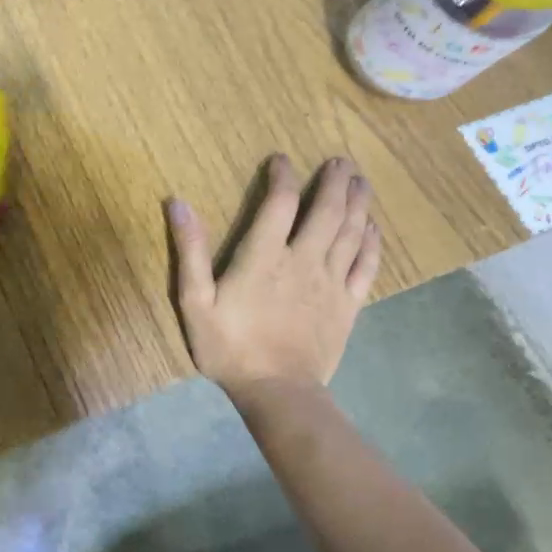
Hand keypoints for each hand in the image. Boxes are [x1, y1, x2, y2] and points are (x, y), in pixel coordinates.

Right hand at [168, 154, 381, 395]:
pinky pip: (366, 265)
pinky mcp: (349, 305)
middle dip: (334, 182)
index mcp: (264, 256)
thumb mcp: (195, 301)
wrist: (278, 392)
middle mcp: (303, 260)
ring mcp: (331, 283)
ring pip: (351, 232)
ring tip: (359, 180)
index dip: (283, 176)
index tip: (281, 159)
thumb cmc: (229, 346)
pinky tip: (372, 227)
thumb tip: (178, 203)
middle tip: (339, 161)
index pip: (280, 203)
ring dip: (357, 202)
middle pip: (326, 211)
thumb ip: (189, 251)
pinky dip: (372, 241)